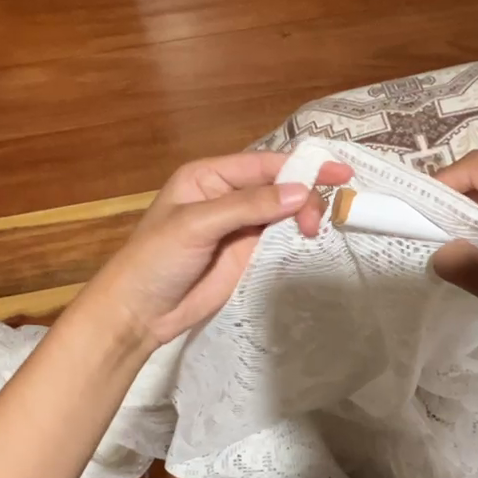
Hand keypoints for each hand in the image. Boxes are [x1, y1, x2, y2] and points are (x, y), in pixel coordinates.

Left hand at [75, 153, 353, 348]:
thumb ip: (248, 206)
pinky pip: (278, 240)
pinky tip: (309, 241)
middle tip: (317, 221)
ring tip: (315, 230)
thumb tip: (301, 192)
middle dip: (304, 195)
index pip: (262, 165)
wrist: (139, 312)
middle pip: (277, 186)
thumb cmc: (156, 259)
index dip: (301, 166)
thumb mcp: (197, 224)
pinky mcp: (246, 255)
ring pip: (282, 212)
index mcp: (209, 177)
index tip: (338, 173)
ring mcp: (239, 227)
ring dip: (303, 216)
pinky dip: (296, 238)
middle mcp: (227, 196)